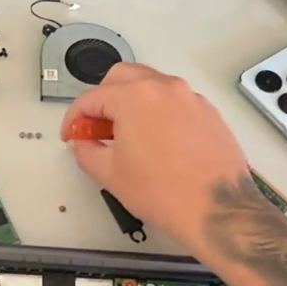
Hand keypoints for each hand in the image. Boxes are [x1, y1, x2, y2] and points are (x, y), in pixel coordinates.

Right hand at [60, 64, 253, 248]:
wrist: (215, 208)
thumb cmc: (161, 192)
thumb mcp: (110, 174)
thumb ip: (87, 152)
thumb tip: (83, 144)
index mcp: (134, 97)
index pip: (92, 97)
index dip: (74, 117)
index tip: (71, 134)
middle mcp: (164, 87)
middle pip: (122, 77)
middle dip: (103, 98)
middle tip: (96, 127)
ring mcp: (190, 97)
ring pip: (152, 85)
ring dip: (132, 101)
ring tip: (126, 134)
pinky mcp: (209, 112)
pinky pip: (175, 100)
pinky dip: (158, 111)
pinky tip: (156, 140)